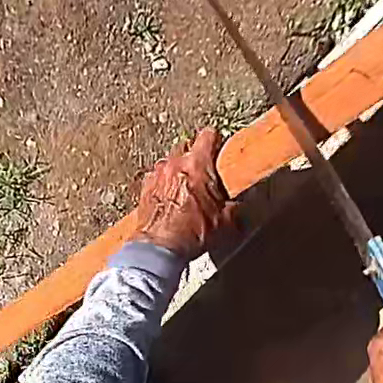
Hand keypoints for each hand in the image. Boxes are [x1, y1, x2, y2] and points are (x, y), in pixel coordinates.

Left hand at [131, 127, 231, 260]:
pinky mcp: (144, 189)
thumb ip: (233, 208)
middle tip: (202, 171)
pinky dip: (161, 185)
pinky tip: (167, 199)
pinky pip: (155, 179)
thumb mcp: (225, 223)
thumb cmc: (191, 232)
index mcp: (198, 164)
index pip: (208, 136)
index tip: (218, 145)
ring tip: (184, 187)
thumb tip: (238, 207)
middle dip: (193, 156)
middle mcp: (175, 163)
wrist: (160, 246)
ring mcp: (157, 174)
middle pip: (185, 146)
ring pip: (168, 162)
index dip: (215, 140)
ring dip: (176, 170)